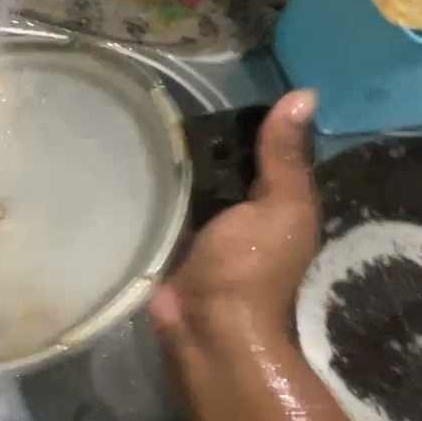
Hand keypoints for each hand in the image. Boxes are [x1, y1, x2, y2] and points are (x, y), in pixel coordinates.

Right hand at [149, 90, 318, 349]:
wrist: (203, 326)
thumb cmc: (248, 267)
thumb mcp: (278, 206)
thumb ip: (283, 157)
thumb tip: (304, 95)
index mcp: (273, 201)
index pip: (258, 150)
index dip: (240, 123)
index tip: (208, 95)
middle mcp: (236, 211)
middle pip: (215, 165)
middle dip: (194, 142)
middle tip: (157, 108)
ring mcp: (195, 227)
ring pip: (182, 183)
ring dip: (163, 164)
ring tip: (130, 125)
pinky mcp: (161, 239)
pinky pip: (154, 205)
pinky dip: (142, 188)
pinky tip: (117, 164)